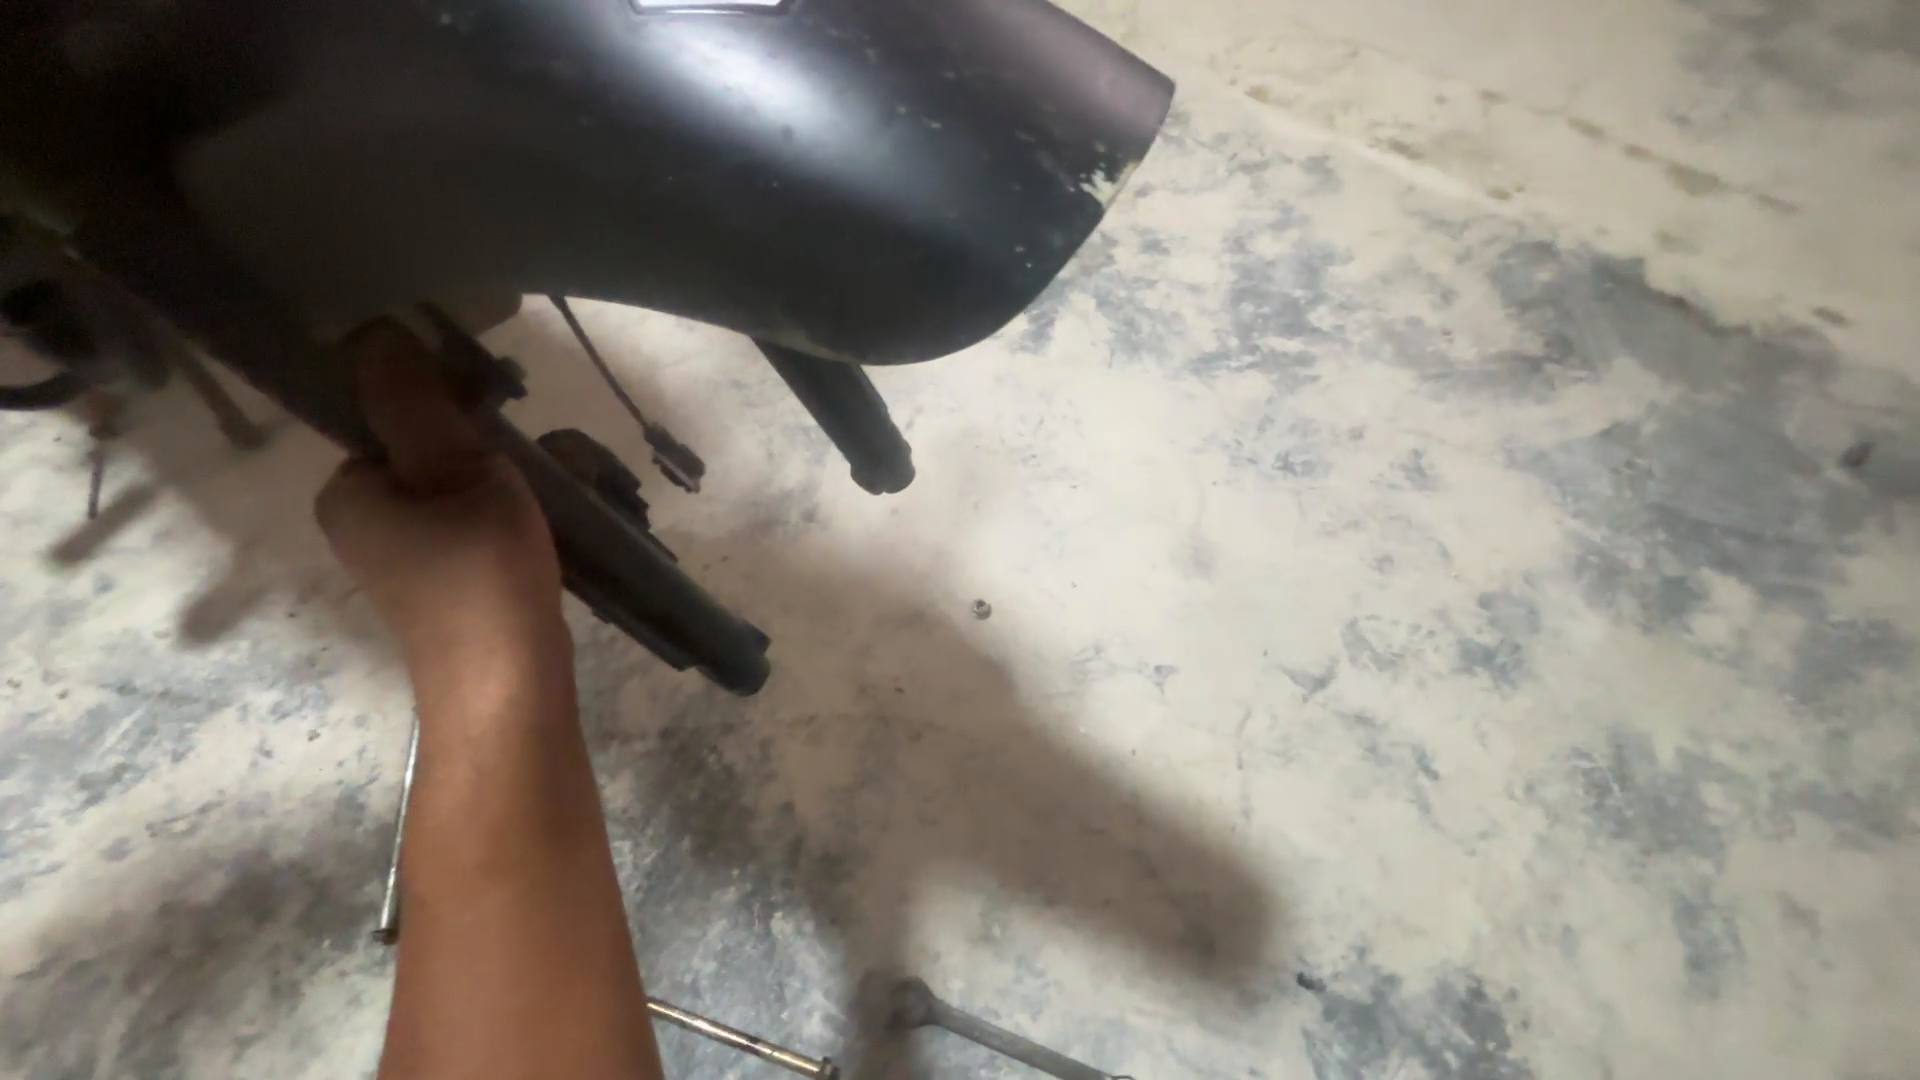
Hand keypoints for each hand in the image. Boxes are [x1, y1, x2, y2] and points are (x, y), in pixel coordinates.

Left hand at [316, 322, 563, 674]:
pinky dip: (526, 515)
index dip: (454, 408)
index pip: (394, 421)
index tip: (510, 413)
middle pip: (438, 454)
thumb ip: (418, 404)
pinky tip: (570, 519)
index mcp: (352, 492)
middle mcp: (372, 523)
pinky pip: (488, 527)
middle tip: (563, 459)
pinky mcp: (458, 584)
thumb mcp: (457, 472)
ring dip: (528, 480)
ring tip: (584, 484)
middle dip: (504, 448)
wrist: (508, 682)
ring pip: (472, 492)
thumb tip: (375, 331)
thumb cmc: (480, 570)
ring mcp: (417, 559)